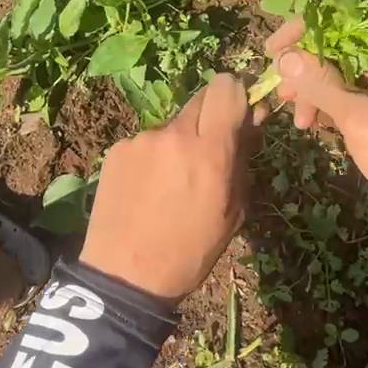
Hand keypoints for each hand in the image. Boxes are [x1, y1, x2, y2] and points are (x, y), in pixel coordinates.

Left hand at [78, 72, 260, 301]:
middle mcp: (176, 134)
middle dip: (209, 117)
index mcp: (211, 151)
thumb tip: (250, 121)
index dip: (235, 93)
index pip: (227, 88)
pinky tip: (144, 189)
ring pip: (173, 125)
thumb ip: (242, 159)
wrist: (123, 279)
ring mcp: (142, 139)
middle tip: (206, 150)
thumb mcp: (233, 211)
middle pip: (201, 99)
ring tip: (168, 183)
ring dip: (178, 142)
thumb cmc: (190, 251)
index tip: (236, 109)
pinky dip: (151, 157)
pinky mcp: (117, 149)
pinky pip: (145, 142)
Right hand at [265, 18, 367, 199]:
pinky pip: (357, 87)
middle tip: (281, 94)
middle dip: (306, 68)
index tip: (272, 51)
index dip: (303, 30)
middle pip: (341, 44)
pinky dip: (335, 101)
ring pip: (345, 68)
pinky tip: (314, 121)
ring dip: (317, 89)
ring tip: (300, 120)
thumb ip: (320, 85)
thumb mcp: (359, 119)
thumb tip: (283, 57)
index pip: (342, 19)